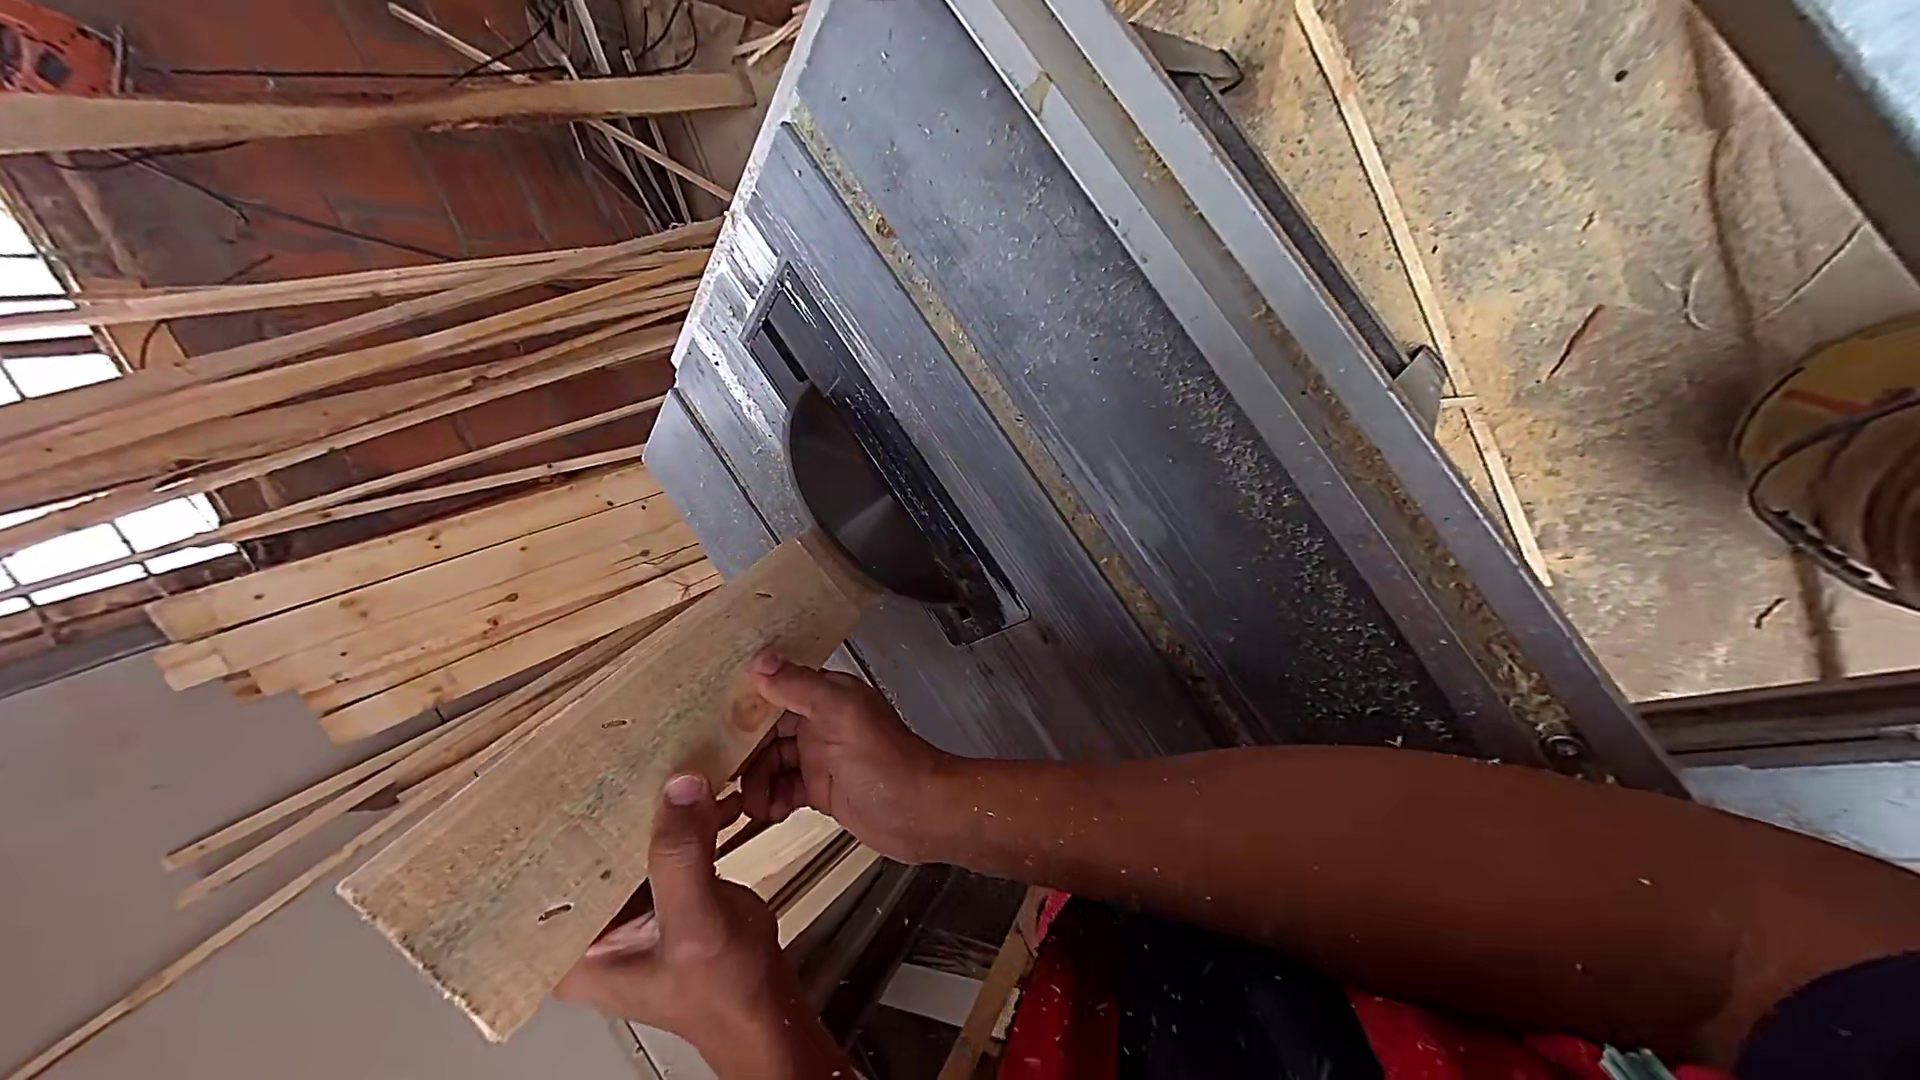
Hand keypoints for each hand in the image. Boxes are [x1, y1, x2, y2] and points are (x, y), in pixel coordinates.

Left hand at [554, 774, 803, 1062]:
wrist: (764, 1001)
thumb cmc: (722, 991)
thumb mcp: (696, 926)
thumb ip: (682, 858)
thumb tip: (680, 788)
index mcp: (574, 948)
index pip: (548, 874)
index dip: (557, 824)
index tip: (572, 773)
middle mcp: (595, 923)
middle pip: (594, 847)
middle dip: (616, 802)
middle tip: (626, 751)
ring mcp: (633, 904)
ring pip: (635, 837)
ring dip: (659, 803)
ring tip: (671, 760)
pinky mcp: (666, 888)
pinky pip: (671, 840)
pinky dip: (692, 815)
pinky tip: (711, 793)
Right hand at [740, 652, 957, 863]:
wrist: (921, 815)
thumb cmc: (890, 764)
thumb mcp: (841, 716)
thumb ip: (800, 687)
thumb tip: (761, 662)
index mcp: (827, 697)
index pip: (774, 692)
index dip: (744, 707)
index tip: (712, 725)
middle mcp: (821, 722)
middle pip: (765, 731)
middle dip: (743, 753)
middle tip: (723, 777)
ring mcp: (820, 756)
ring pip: (770, 763)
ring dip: (755, 782)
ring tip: (752, 803)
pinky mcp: (821, 788)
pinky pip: (783, 788)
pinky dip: (772, 799)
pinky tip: (771, 811)